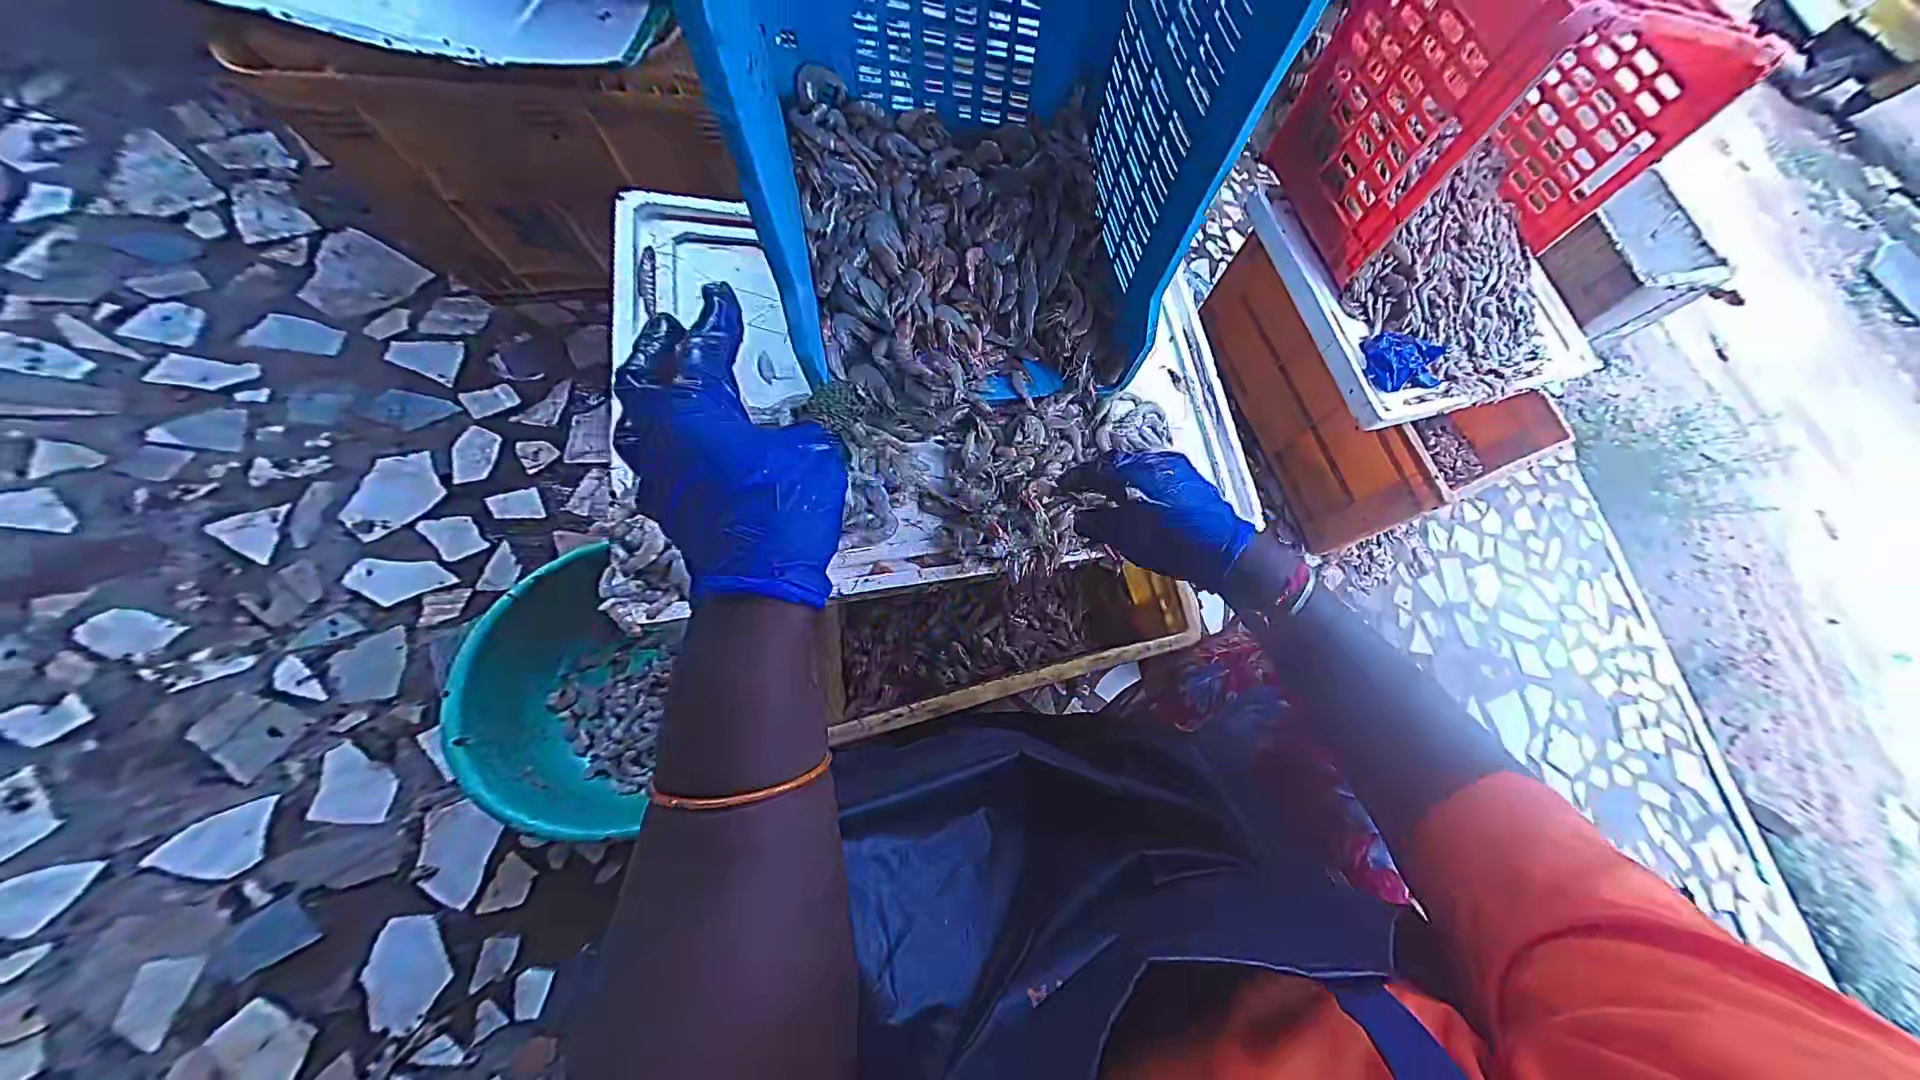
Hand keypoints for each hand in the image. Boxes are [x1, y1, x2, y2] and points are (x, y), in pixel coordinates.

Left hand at [613, 282, 846, 608]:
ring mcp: (656, 473)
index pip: (702, 348)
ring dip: (650, 393)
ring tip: (664, 380)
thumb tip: (800, 428)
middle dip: (656, 347)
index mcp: (693, 408)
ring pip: (637, 419)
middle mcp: (661, 435)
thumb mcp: (814, 452)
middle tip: (668, 329)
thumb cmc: (782, 512)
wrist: (758, 583)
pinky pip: (651, 455)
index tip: (716, 300)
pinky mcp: (665, 504)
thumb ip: (803, 427)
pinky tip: (681, 439)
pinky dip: (662, 436)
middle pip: (642, 376)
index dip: (714, 320)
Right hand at [1068, 451, 1257, 594]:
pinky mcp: (1187, 476)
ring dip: (1118, 478)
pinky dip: (1137, 482)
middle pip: (1114, 462)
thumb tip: (1079, 517)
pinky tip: (1134, 499)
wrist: (1225, 550)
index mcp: (1133, 471)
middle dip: (1096, 476)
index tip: (1063, 487)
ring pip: (1134, 466)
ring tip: (1107, 496)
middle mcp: (1153, 460)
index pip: (1094, 469)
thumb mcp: (1127, 538)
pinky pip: (1151, 472)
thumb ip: (1098, 523)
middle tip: (1082, 491)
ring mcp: (1173, 465)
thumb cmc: (1174, 543)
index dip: (1074, 479)